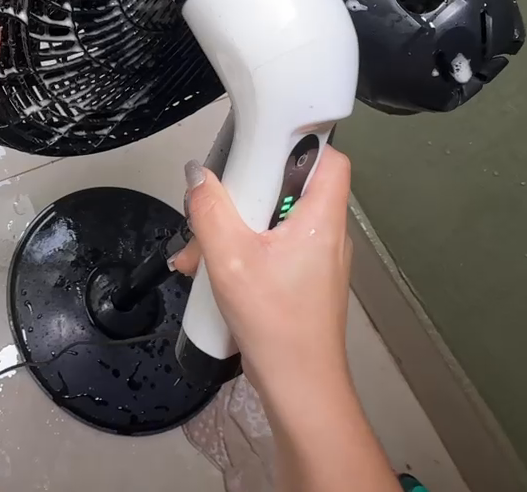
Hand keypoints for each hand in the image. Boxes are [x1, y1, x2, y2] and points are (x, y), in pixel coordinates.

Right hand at [170, 145, 357, 413]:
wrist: (298, 389)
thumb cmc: (273, 320)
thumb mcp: (228, 256)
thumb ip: (209, 208)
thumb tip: (196, 174)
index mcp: (320, 220)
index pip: (330, 158)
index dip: (299, 139)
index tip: (258, 141)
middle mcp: (325, 233)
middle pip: (286, 185)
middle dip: (241, 191)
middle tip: (212, 205)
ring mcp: (315, 257)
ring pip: (270, 216)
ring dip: (231, 225)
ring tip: (197, 251)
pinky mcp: (302, 277)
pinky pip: (268, 243)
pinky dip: (239, 248)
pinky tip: (207, 269)